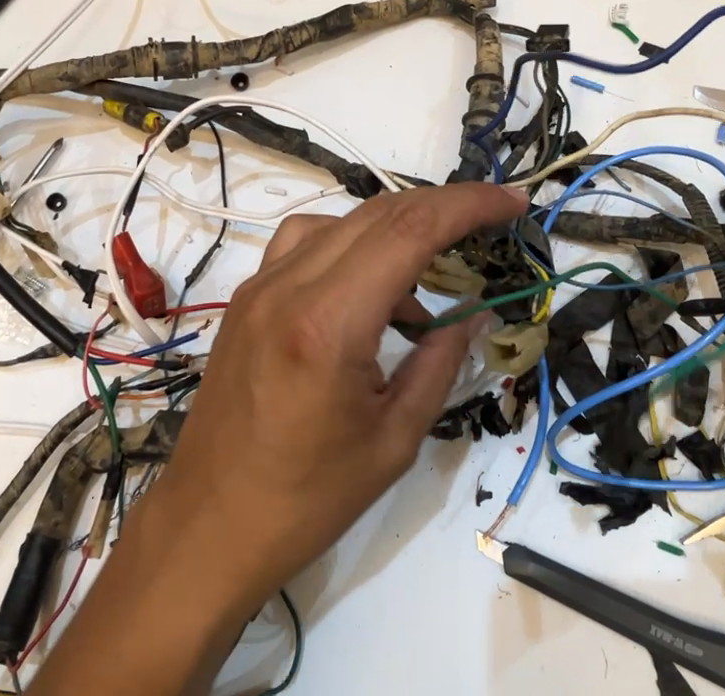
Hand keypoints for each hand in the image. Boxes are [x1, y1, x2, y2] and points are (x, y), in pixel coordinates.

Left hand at [36, 182, 523, 693]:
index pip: (410, 232)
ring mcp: (259, 289)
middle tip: (490, 221)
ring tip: (431, 271)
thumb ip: (437, 364)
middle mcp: (288, 287)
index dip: (469, 206)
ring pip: (339, 221)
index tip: (514, 201)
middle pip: (377, 215)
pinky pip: (304, 245)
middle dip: (442, 207)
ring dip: (395, 227)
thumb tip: (468, 317)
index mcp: (329, 324)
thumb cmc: (308, 498)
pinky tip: (369, 291)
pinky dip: (349, 245)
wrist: (210, 524)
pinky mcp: (246, 301)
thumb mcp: (394, 440)